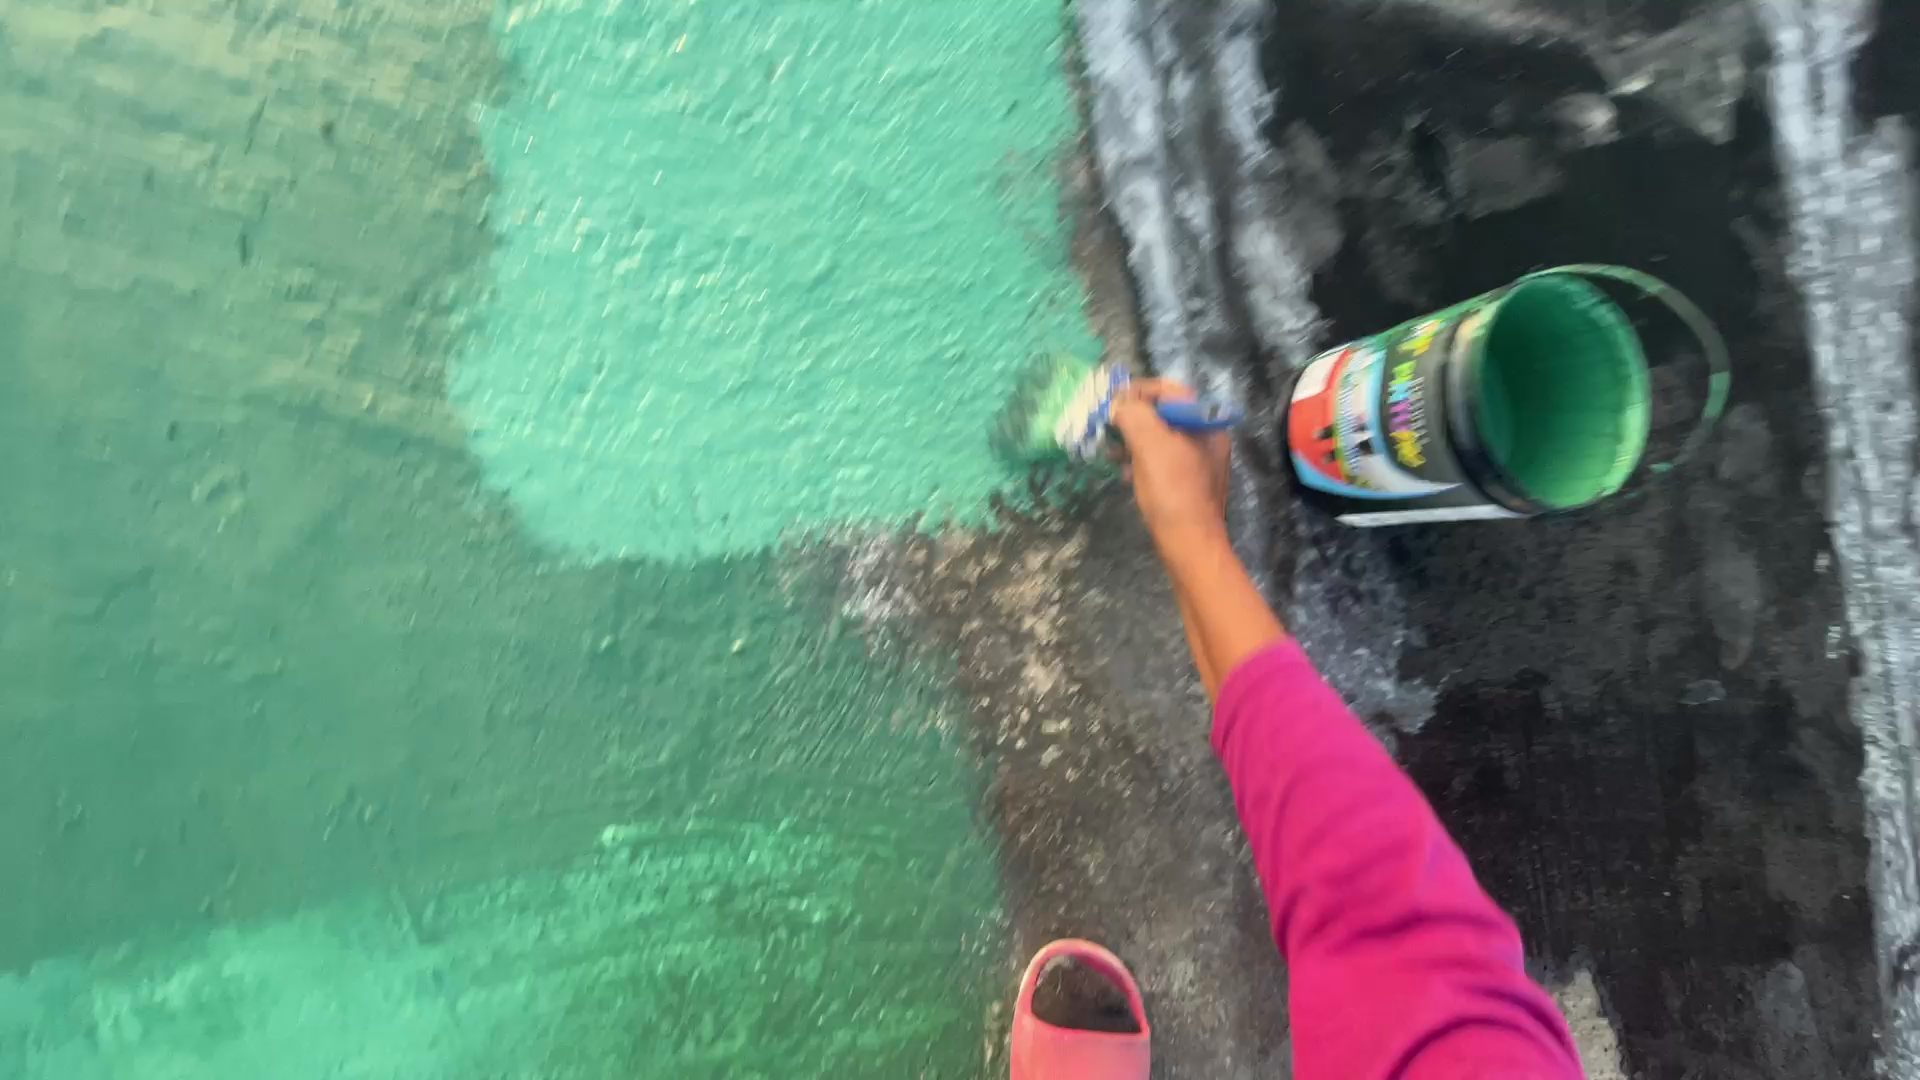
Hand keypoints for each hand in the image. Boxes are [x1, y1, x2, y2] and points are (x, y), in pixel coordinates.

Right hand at [1108, 378, 1231, 547]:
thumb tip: (1118, 404)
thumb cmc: (1172, 492)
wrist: (1189, 545)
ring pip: (1158, 438)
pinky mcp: (1187, 483)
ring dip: (1132, 441)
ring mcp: (1198, 462)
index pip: (1168, 390)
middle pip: (1162, 413)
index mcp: (1204, 422)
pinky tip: (1127, 474)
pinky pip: (1160, 460)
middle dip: (1131, 418)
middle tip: (1107, 430)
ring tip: (1112, 454)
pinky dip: (1140, 461)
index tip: (1109, 404)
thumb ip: (1133, 414)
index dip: (1136, 391)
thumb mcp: (1150, 445)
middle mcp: (1205, 437)